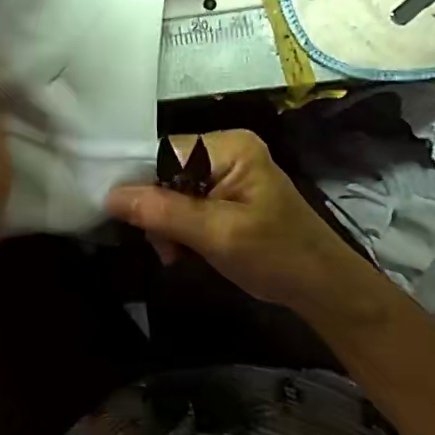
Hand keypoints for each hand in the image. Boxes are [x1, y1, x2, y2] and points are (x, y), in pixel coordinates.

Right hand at [106, 130, 383, 324]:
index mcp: (229, 146)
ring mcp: (226, 171)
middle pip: (165, 170)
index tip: (130, 217)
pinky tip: (185, 250)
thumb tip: (111, 196)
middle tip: (166, 247)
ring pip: (171, 189)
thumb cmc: (278, 256)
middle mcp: (225, 149)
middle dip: (157, 209)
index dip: (141, 180)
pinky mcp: (225, 193)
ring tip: (177, 254)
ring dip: (166, 223)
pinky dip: (179, 227)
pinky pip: (185, 202)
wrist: (323, 288)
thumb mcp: (218, 235)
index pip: (165, 150)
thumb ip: (164, 212)